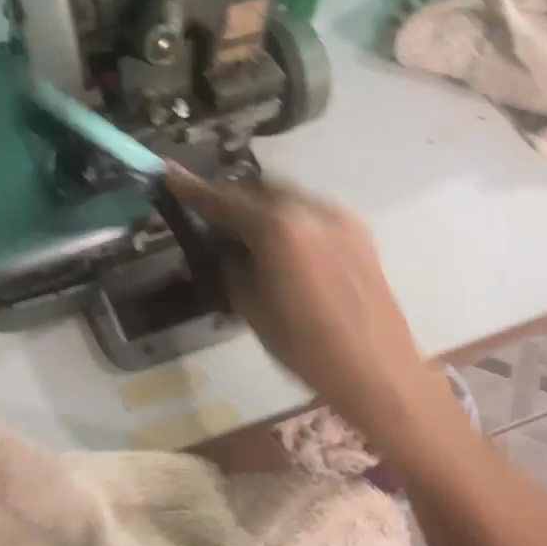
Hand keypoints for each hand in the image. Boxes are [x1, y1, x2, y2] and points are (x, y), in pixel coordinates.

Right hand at [168, 169, 440, 434]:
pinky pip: (308, 210)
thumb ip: (231, 265)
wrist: (378, 371)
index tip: (168, 175)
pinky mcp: (356, 231)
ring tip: (239, 227)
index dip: (192, 189)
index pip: (224, 200)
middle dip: (227, 195)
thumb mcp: (251, 307)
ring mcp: (338, 217)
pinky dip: (285, 216)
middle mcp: (309, 210)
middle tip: (203, 210)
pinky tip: (277, 241)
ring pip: (284, 195)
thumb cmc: (305, 347)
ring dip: (257, 203)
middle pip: (256, 188)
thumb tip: (224, 246)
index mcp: (278, 228)